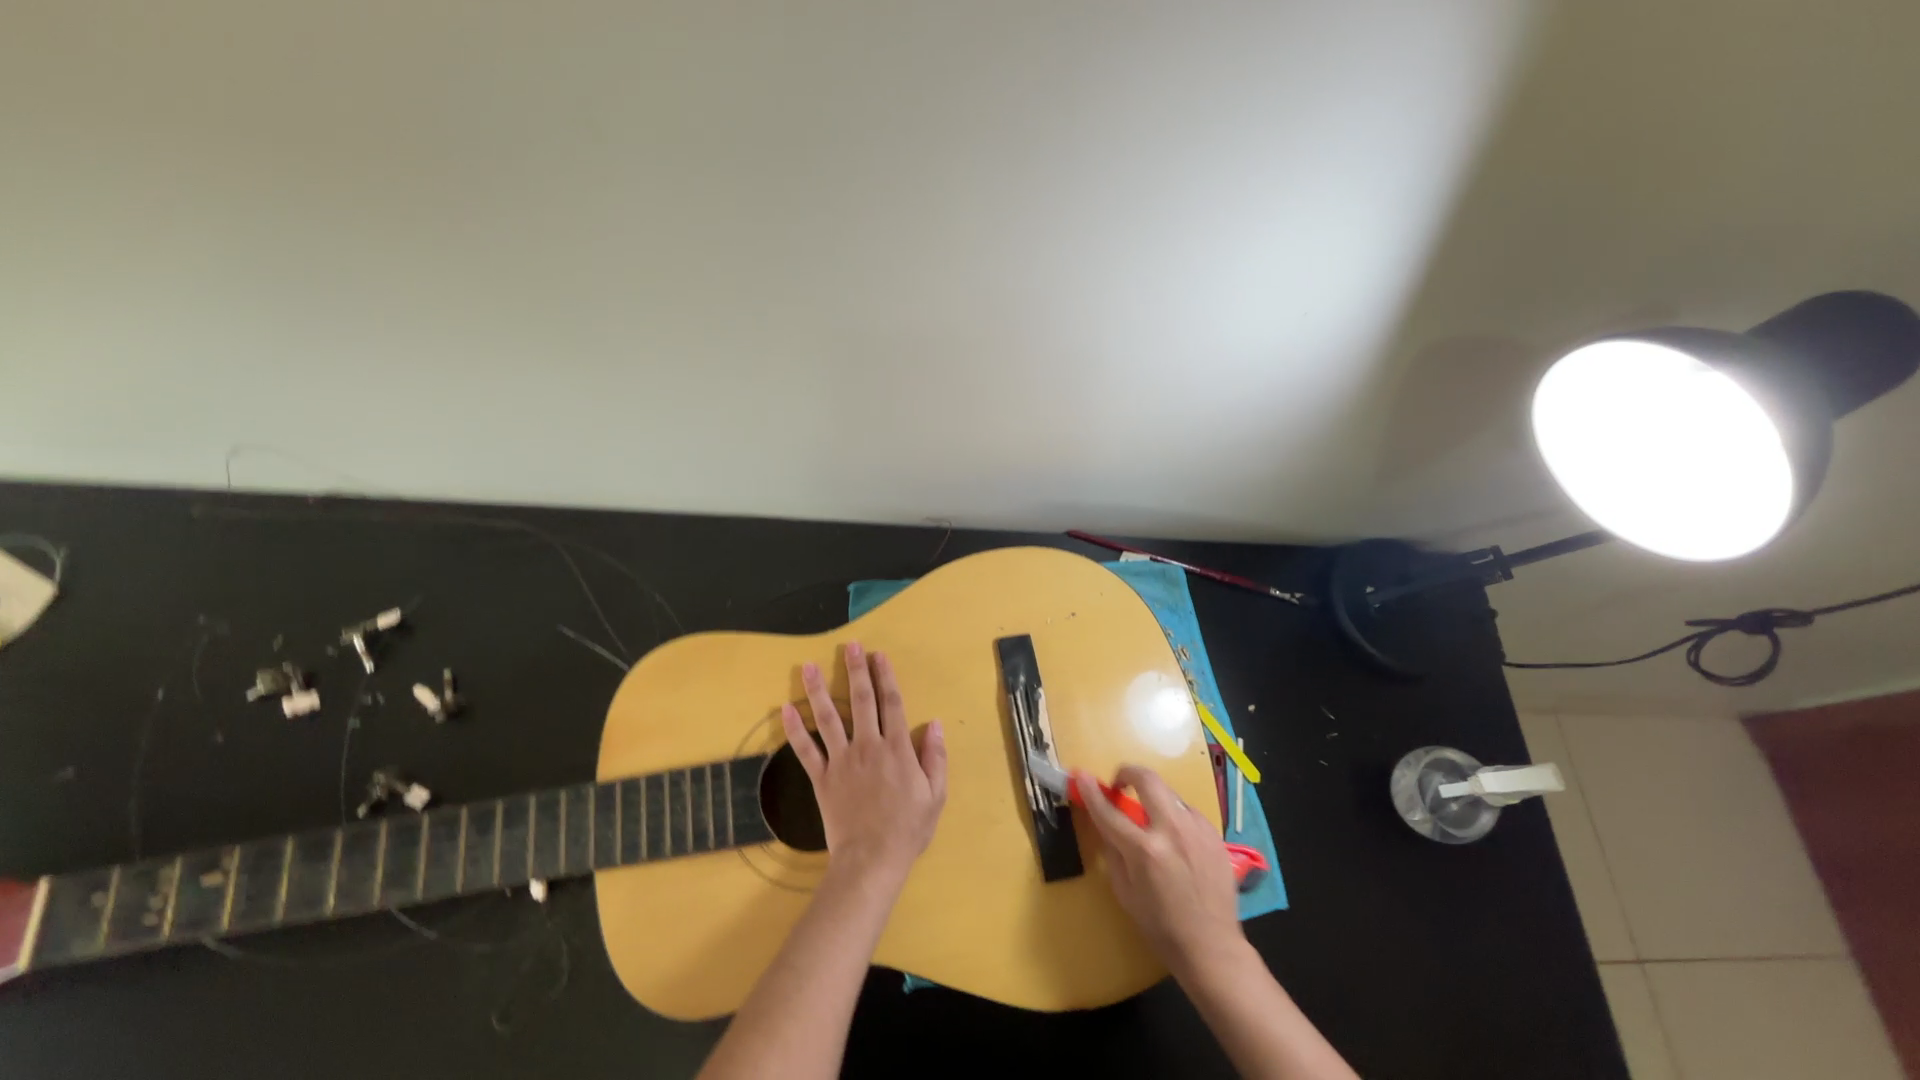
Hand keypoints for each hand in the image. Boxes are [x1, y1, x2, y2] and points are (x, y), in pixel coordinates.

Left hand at [781, 642, 947, 885]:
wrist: (872, 859)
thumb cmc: (908, 829)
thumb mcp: (935, 794)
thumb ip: (935, 757)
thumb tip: (934, 724)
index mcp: (897, 749)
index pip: (892, 704)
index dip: (886, 677)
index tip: (880, 655)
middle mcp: (868, 747)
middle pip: (862, 701)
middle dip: (856, 671)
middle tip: (851, 646)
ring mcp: (842, 761)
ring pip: (828, 718)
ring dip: (818, 691)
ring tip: (809, 666)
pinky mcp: (822, 778)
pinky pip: (805, 751)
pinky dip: (794, 731)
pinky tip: (783, 710)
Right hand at [1075, 764, 1244, 973]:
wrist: (1211, 944)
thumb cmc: (1160, 925)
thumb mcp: (1124, 892)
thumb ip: (1113, 851)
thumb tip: (1106, 822)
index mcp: (1144, 850)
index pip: (1109, 811)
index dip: (1091, 792)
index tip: (1082, 777)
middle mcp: (1172, 830)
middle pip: (1147, 779)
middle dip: (1128, 772)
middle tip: (1120, 784)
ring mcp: (1197, 829)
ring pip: (1170, 794)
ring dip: (1154, 799)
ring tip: (1152, 822)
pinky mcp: (1215, 834)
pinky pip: (1188, 813)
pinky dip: (1176, 818)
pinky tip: (1176, 840)